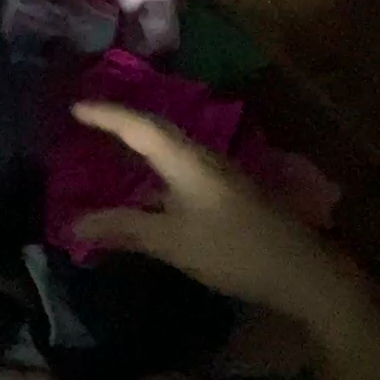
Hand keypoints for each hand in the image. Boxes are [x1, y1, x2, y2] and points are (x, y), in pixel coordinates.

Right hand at [71, 102, 353, 320]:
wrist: (306, 272)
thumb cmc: (234, 250)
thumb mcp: (172, 242)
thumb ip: (124, 229)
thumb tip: (74, 225)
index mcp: (184, 158)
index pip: (136, 125)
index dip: (104, 115)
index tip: (74, 107)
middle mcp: (200, 154)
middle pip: (154, 127)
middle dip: (119, 120)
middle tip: (88, 118)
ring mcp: (217, 171)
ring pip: (169, 144)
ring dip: (139, 138)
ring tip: (111, 141)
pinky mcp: (227, 188)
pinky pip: (179, 161)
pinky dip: (154, 161)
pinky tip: (147, 182)